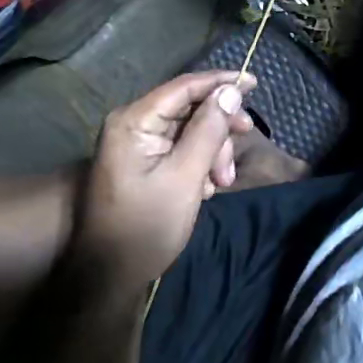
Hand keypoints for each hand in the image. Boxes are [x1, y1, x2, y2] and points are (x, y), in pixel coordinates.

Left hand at [71, 71, 256, 284]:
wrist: (110, 280)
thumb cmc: (146, 227)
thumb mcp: (185, 177)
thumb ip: (209, 129)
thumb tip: (232, 90)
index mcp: (134, 121)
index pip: (184, 87)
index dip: (220, 82)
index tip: (253, 83)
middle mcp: (133, 123)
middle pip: (190, 108)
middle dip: (218, 131)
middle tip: (236, 157)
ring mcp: (137, 143)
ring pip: (190, 128)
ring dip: (212, 151)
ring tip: (221, 184)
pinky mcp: (143, 160)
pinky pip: (181, 146)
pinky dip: (199, 162)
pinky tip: (206, 188)